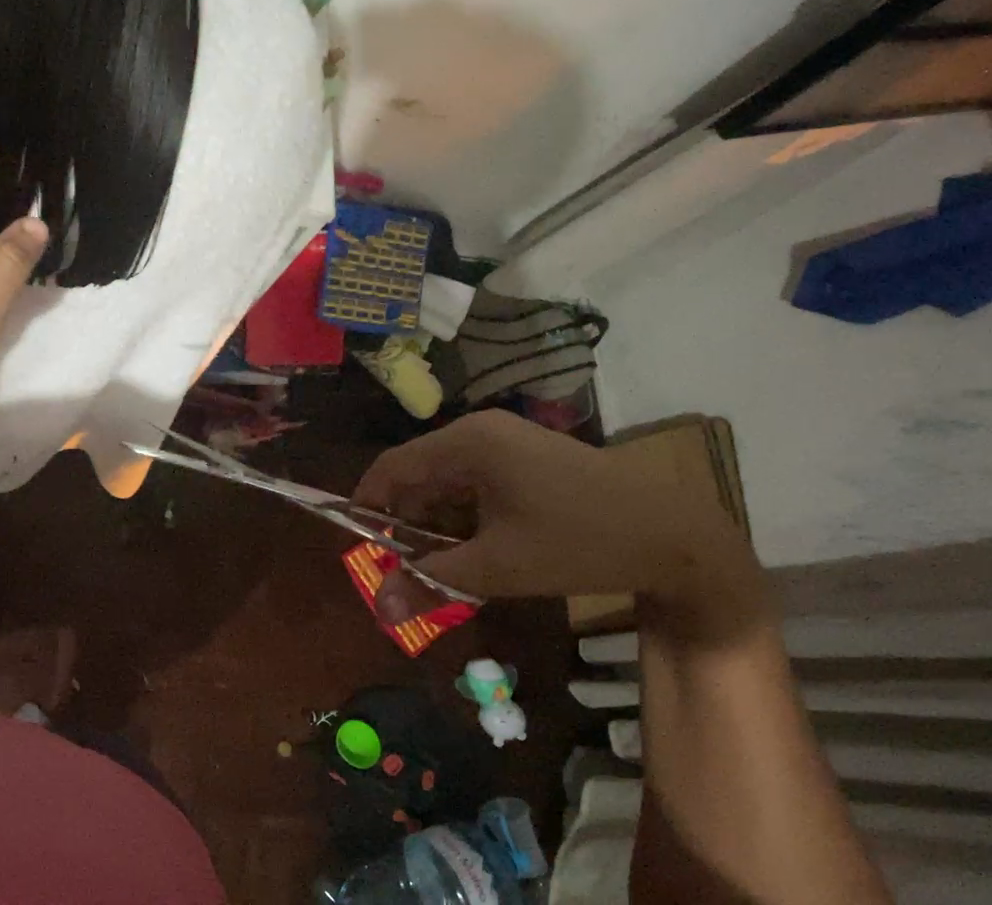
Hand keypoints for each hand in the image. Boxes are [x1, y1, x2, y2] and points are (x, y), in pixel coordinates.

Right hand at [353, 411, 764, 630]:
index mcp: (467, 444)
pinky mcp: (530, 457)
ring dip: (437, 522)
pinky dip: (466, 515)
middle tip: (403, 567)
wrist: (682, 538)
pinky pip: (477, 482)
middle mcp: (481, 432)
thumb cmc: (580, 544)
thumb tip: (380, 609)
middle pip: (419, 473)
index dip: (367, 505)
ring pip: (448, 481)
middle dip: (406, 521)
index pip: (391, 467)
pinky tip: (478, 549)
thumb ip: (431, 581)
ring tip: (442, 565)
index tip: (359, 545)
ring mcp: (509, 441)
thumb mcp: (498, 569)